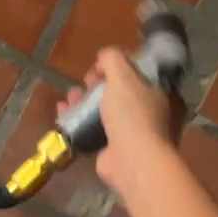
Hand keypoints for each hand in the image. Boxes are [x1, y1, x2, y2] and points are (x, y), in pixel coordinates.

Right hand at [59, 47, 180, 202]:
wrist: (132, 159)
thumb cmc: (131, 114)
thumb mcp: (124, 77)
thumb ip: (113, 60)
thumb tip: (104, 57)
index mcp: (155, 94)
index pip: (136, 73)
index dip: (117, 66)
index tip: (101, 65)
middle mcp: (145, 112)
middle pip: (117, 91)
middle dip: (96, 83)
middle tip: (86, 81)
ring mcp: (128, 131)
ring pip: (101, 109)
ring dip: (83, 99)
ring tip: (70, 96)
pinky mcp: (111, 147)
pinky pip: (90, 127)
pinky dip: (75, 118)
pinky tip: (63, 111)